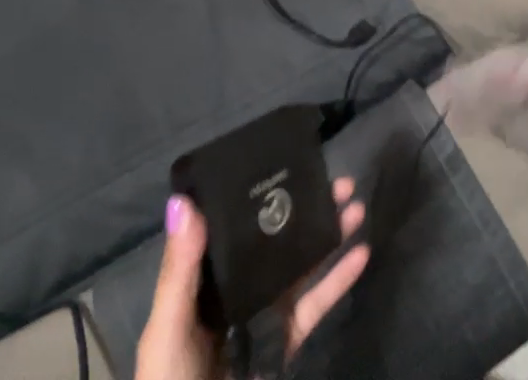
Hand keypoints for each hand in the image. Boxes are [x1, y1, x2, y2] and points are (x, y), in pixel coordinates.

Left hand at [136, 178, 371, 379]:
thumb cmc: (169, 378)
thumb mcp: (167, 325)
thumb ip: (180, 268)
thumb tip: (183, 201)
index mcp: (206, 282)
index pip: (235, 231)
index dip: (263, 199)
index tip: (290, 169)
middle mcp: (239, 292)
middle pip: (278, 245)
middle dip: (309, 214)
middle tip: (340, 184)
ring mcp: (265, 315)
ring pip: (303, 268)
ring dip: (330, 238)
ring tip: (356, 208)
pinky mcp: (287, 341)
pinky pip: (317, 305)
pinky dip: (340, 280)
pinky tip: (361, 254)